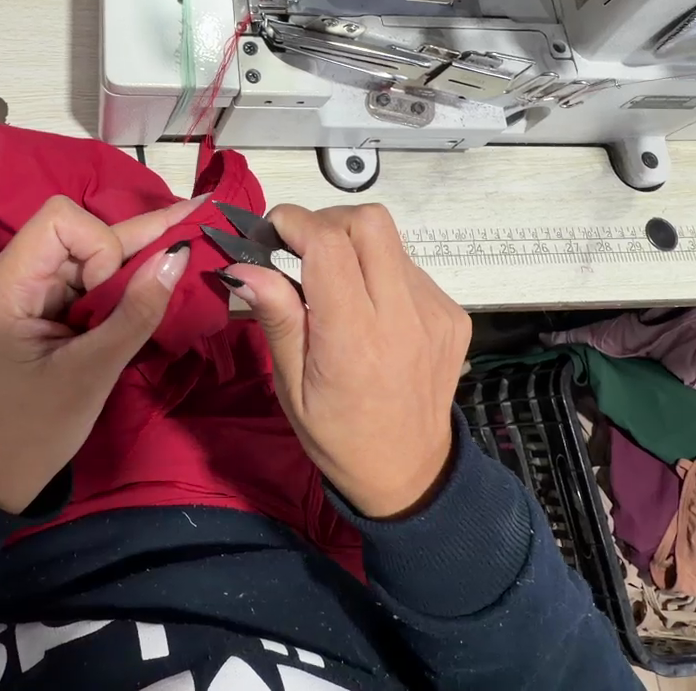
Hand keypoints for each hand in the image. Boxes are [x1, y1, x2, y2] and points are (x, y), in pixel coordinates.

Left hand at [0, 194, 198, 512]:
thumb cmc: (32, 431)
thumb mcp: (90, 375)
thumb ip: (134, 313)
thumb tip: (178, 256)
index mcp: (7, 285)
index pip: (60, 221)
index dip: (98, 244)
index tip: (107, 296)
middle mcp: (15, 276)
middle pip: (79, 233)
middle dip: (135, 237)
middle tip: (198, 213)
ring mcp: (29, 293)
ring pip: (89, 255)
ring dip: (134, 258)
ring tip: (189, 232)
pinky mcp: (42, 310)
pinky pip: (87, 282)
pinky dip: (122, 282)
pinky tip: (161, 267)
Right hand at [223, 204, 469, 518]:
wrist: (409, 473)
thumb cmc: (336, 435)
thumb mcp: (291, 386)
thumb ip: (276, 318)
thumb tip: (242, 266)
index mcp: (355, 339)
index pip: (328, 245)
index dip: (295, 221)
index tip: (272, 230)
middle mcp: (403, 317)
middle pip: (368, 222)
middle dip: (326, 222)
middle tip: (301, 249)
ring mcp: (435, 312)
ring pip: (390, 239)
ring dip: (353, 246)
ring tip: (334, 286)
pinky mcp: (452, 314)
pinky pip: (408, 266)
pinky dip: (378, 270)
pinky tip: (368, 307)